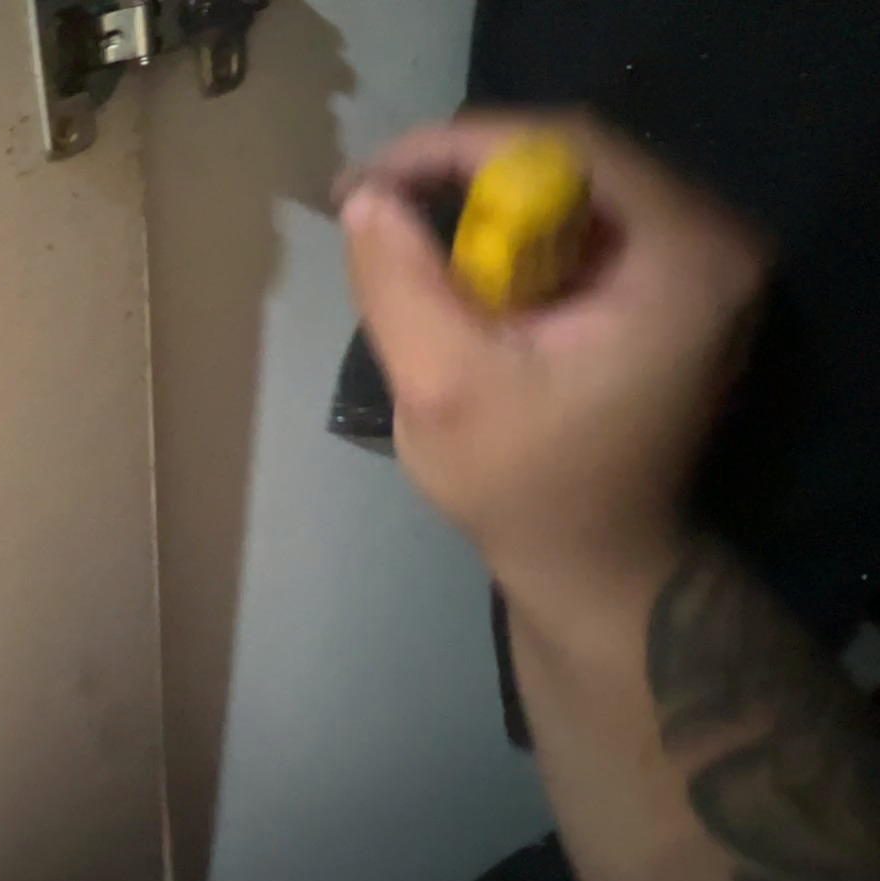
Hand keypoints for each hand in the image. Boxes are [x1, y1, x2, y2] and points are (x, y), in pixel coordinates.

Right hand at [340, 115, 765, 604]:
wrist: (586, 549)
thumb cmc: (518, 481)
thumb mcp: (443, 386)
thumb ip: (400, 288)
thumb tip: (363, 200)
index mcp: (677, 256)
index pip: (559, 149)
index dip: (449, 150)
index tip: (362, 181)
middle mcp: (701, 239)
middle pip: (563, 164)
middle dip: (452, 179)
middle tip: (367, 209)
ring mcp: (682, 264)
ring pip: (558, 196)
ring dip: (467, 211)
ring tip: (391, 240)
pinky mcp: (652, 289)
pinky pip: (563, 233)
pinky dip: (493, 243)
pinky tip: (444, 275)